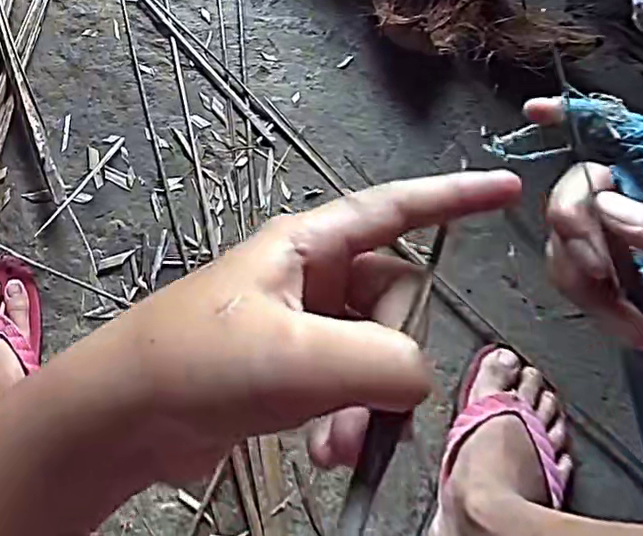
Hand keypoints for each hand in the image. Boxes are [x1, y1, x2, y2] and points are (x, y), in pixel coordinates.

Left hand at [55, 169, 521, 481]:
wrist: (135, 407)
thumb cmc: (205, 359)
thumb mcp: (299, 356)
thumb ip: (383, 359)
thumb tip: (418, 373)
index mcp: (308, 243)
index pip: (394, 208)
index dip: (453, 197)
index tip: (506, 189)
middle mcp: (310, 271)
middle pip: (396, 297)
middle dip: (393, 357)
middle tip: (361, 402)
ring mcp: (304, 317)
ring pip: (378, 349)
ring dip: (371, 402)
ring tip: (335, 442)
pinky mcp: (296, 361)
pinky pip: (353, 382)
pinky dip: (352, 419)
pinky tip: (327, 452)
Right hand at [532, 99, 642, 535]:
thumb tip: (610, 207)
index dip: (602, 127)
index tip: (543, 115)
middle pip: (600, 187)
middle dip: (582, 216)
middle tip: (597, 261)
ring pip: (578, 230)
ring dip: (580, 263)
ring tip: (625, 316)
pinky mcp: (628, 306)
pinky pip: (575, 273)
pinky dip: (583, 295)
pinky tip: (630, 334)